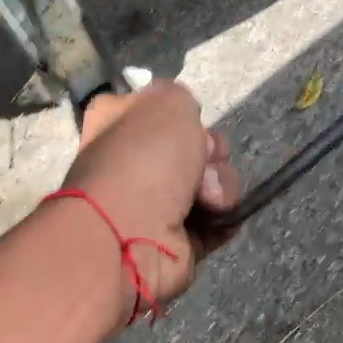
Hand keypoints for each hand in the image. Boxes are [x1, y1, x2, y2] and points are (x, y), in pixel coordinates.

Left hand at [59, 81, 240, 318]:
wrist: (132, 232)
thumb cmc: (144, 159)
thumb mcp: (168, 101)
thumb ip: (182, 100)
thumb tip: (188, 129)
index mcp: (118, 124)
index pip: (160, 111)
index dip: (185, 114)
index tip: (193, 120)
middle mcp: (134, 164)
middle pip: (196, 149)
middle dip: (212, 153)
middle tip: (205, 161)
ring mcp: (156, 206)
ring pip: (212, 185)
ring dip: (221, 187)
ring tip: (209, 198)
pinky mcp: (178, 241)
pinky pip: (217, 222)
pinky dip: (225, 219)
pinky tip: (221, 216)